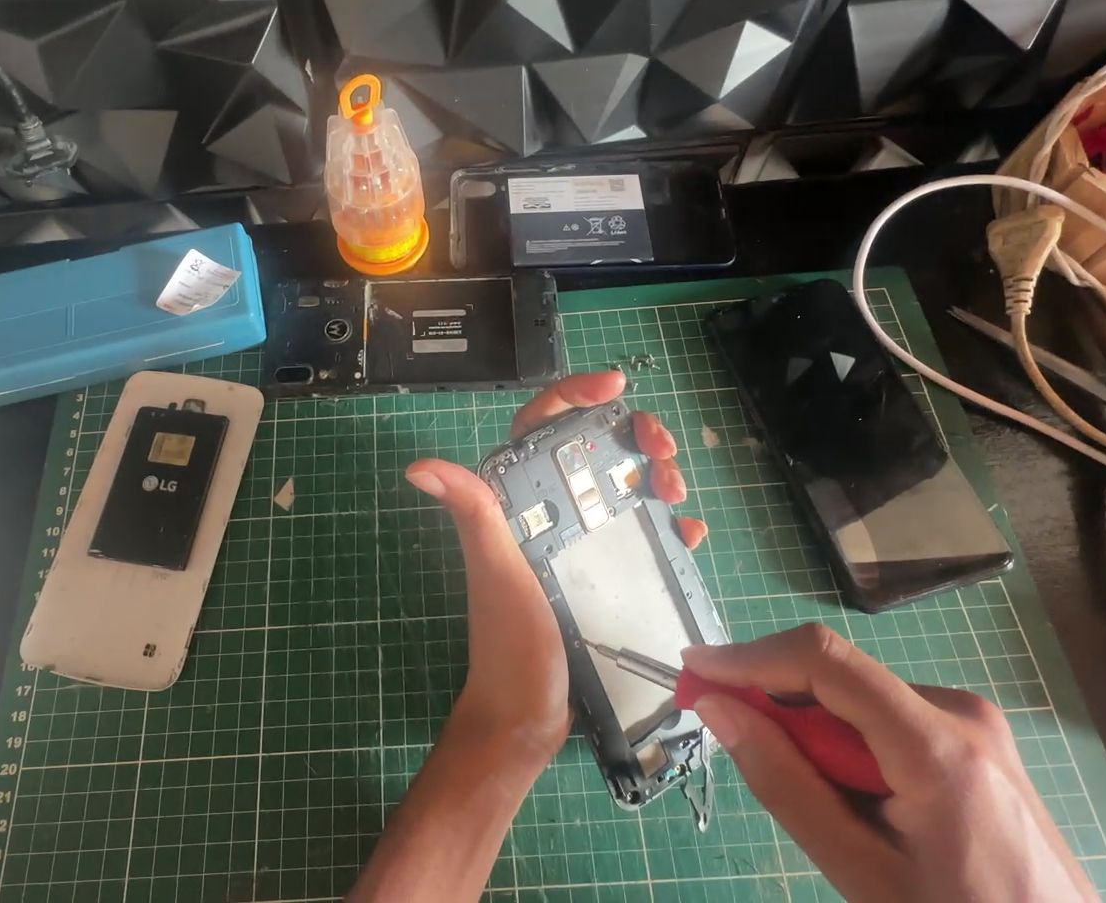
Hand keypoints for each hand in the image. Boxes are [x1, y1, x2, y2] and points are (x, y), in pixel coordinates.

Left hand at [405, 371, 705, 756]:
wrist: (528, 717)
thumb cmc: (509, 644)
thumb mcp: (496, 571)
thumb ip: (472, 513)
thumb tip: (418, 466)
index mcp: (515, 504)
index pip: (540, 429)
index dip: (574, 396)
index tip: (617, 387)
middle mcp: (543, 514)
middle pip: (590, 452)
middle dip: (630, 436)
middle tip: (662, 449)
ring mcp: (574, 544)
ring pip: (619, 488)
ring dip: (653, 475)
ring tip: (678, 491)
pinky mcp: (600, 574)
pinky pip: (636, 534)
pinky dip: (663, 524)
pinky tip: (687, 530)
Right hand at [684, 625, 1096, 902]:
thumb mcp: (860, 873)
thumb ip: (782, 782)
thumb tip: (718, 707)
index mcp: (939, 748)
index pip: (823, 661)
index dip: (749, 656)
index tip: (694, 669)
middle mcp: (961, 714)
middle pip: (838, 683)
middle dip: (781, 710)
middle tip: (742, 749)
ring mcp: (975, 725)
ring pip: (858, 703)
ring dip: (818, 737)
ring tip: (832, 811)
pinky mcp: (977, 740)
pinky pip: (886, 719)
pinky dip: (852, 748)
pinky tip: (864, 804)